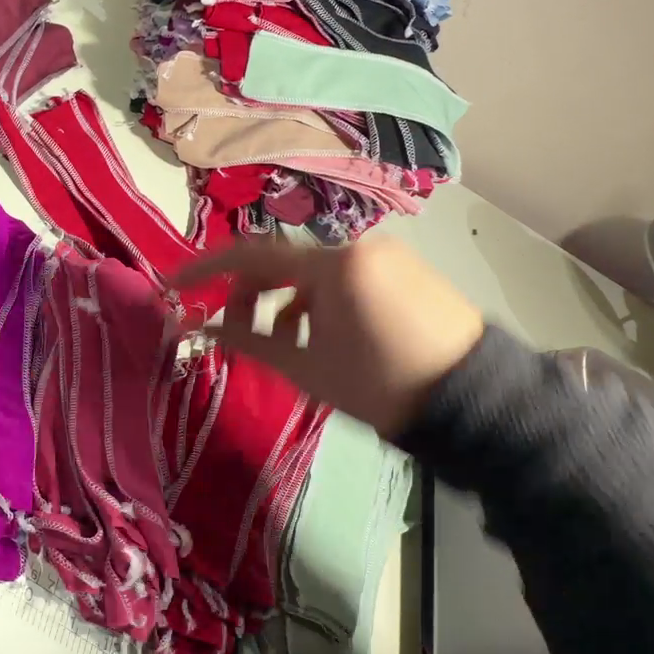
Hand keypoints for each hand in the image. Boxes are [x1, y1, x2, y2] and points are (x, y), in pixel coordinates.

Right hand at [174, 236, 484, 437]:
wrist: (479, 405)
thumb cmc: (381, 384)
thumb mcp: (304, 367)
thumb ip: (246, 340)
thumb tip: (200, 326)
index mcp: (333, 265)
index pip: (251, 256)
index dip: (206, 271)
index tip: (174, 286)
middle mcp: (360, 248)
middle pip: (282, 262)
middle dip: (250, 293)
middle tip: (232, 327)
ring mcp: (388, 257)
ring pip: (313, 272)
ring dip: (284, 301)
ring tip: (281, 343)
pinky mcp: (408, 272)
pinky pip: (344, 278)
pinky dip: (318, 301)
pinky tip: (320, 336)